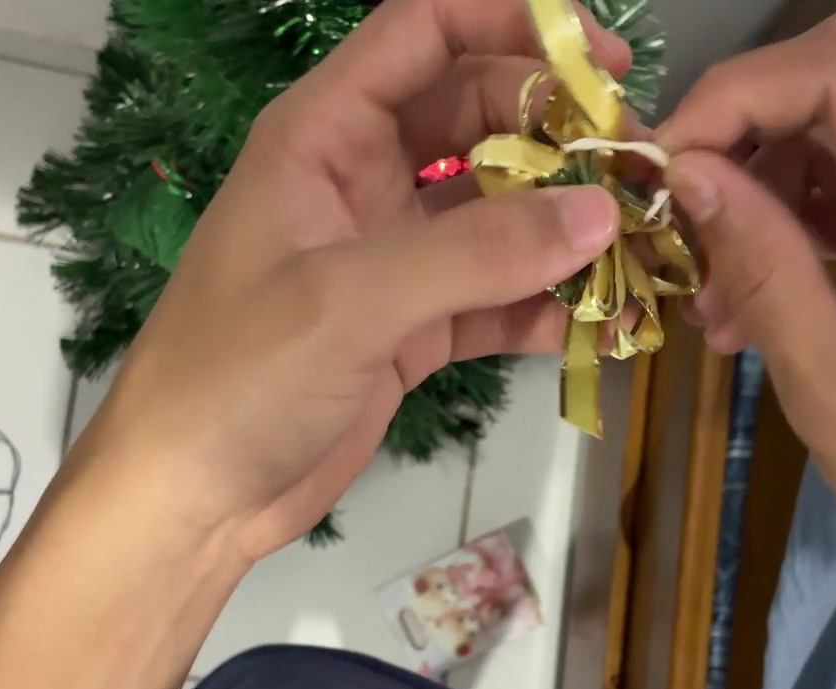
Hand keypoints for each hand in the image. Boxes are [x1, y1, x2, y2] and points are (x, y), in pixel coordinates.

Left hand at [67, 0, 628, 561]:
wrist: (198, 495)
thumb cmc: (240, 379)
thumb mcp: (350, 301)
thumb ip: (474, 254)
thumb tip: (598, 213)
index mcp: (324, 137)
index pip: (424, 34)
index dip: (514, 25)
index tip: (603, 63)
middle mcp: (363, 186)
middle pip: (477, 125)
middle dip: (557, 143)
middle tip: (637, 177)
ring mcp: (391, 266)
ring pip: (493, 222)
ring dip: (559, 235)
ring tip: (637, 253)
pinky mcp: (410, 335)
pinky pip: (489, 305)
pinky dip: (538, 312)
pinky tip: (593, 327)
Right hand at [657, 11, 835, 620]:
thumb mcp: (831, 385)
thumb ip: (761, 265)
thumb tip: (685, 175)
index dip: (732, 98)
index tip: (657, 169)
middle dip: (744, 138)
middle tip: (677, 222)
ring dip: (769, 188)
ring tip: (716, 292)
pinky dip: (806, 220)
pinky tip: (761, 294)